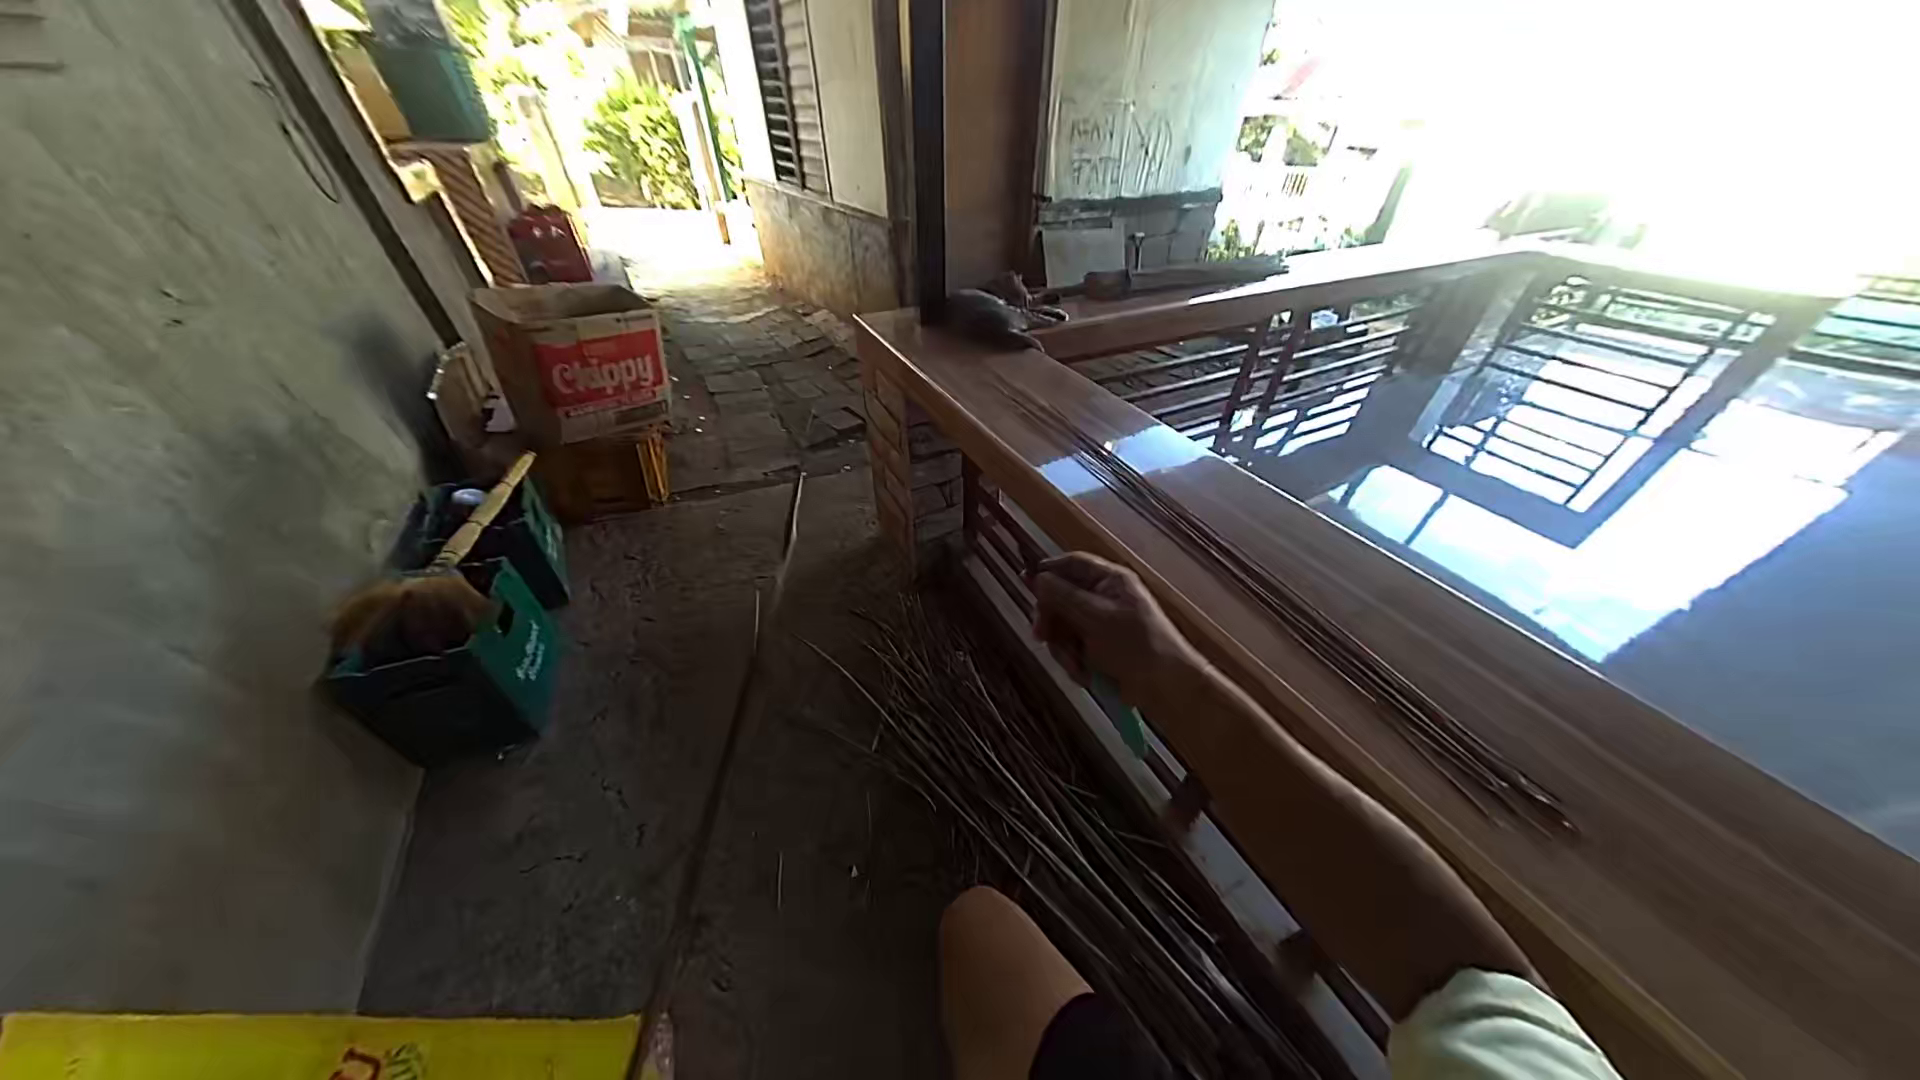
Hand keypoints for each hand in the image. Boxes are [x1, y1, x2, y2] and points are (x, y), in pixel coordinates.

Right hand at [1029, 552, 1200, 705]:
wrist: (1166, 687)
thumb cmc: (1136, 644)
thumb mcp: (1096, 617)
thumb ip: (1063, 597)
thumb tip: (1038, 578)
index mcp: (1110, 581)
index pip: (1073, 564)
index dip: (1049, 570)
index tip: (1026, 582)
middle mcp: (1103, 598)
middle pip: (1061, 598)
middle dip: (1052, 620)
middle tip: (1042, 636)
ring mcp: (1100, 624)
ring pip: (1063, 627)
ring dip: (1064, 648)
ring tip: (1077, 665)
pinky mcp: (1098, 648)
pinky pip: (1073, 648)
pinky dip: (1074, 662)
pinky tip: (1085, 674)